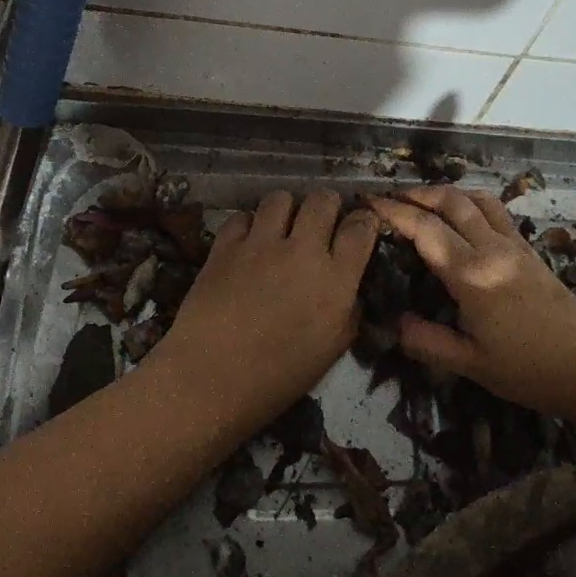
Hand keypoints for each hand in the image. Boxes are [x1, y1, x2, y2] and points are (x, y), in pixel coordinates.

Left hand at [151, 188, 378, 421]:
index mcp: (336, 280)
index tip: (358, 227)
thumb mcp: (332, 350)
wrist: (211, 378)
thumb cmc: (278, 377)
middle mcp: (302, 251)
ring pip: (281, 198)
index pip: (361, 227)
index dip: (364, 221)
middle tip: (319, 223)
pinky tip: (246, 243)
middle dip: (326, 205)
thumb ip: (349, 311)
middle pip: (323, 200)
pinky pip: (242, 216)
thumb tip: (350, 288)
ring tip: (280, 228)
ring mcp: (261, 244)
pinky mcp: (225, 245)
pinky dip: (248, 225)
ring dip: (286, 209)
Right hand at [365, 186, 575, 421]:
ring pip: (476, 200)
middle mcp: (493, 249)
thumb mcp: (471, 365)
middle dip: (417, 193)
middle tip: (389, 198)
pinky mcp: (530, 251)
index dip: (393, 212)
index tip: (368, 203)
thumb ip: (428, 342)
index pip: (425, 229)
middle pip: (451, 202)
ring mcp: (515, 246)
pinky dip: (470, 203)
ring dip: (446, 193)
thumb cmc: (531, 371)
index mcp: (472, 275)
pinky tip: (462, 216)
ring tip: (422, 200)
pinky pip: (496, 212)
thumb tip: (394, 323)